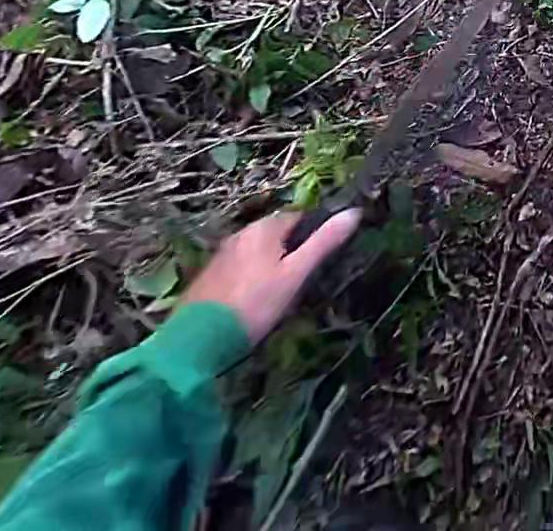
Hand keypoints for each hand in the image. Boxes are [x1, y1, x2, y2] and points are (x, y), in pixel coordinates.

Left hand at [181, 209, 362, 342]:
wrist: (198, 340)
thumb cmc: (256, 304)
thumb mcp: (295, 275)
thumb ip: (323, 244)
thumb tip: (354, 212)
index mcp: (265, 227)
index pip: (298, 217)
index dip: (314, 233)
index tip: (323, 256)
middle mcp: (242, 232)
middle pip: (277, 233)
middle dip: (291, 248)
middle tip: (304, 278)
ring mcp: (224, 252)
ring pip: (257, 249)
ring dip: (271, 262)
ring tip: (282, 291)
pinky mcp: (211, 273)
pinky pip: (240, 265)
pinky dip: (252, 274)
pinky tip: (255, 298)